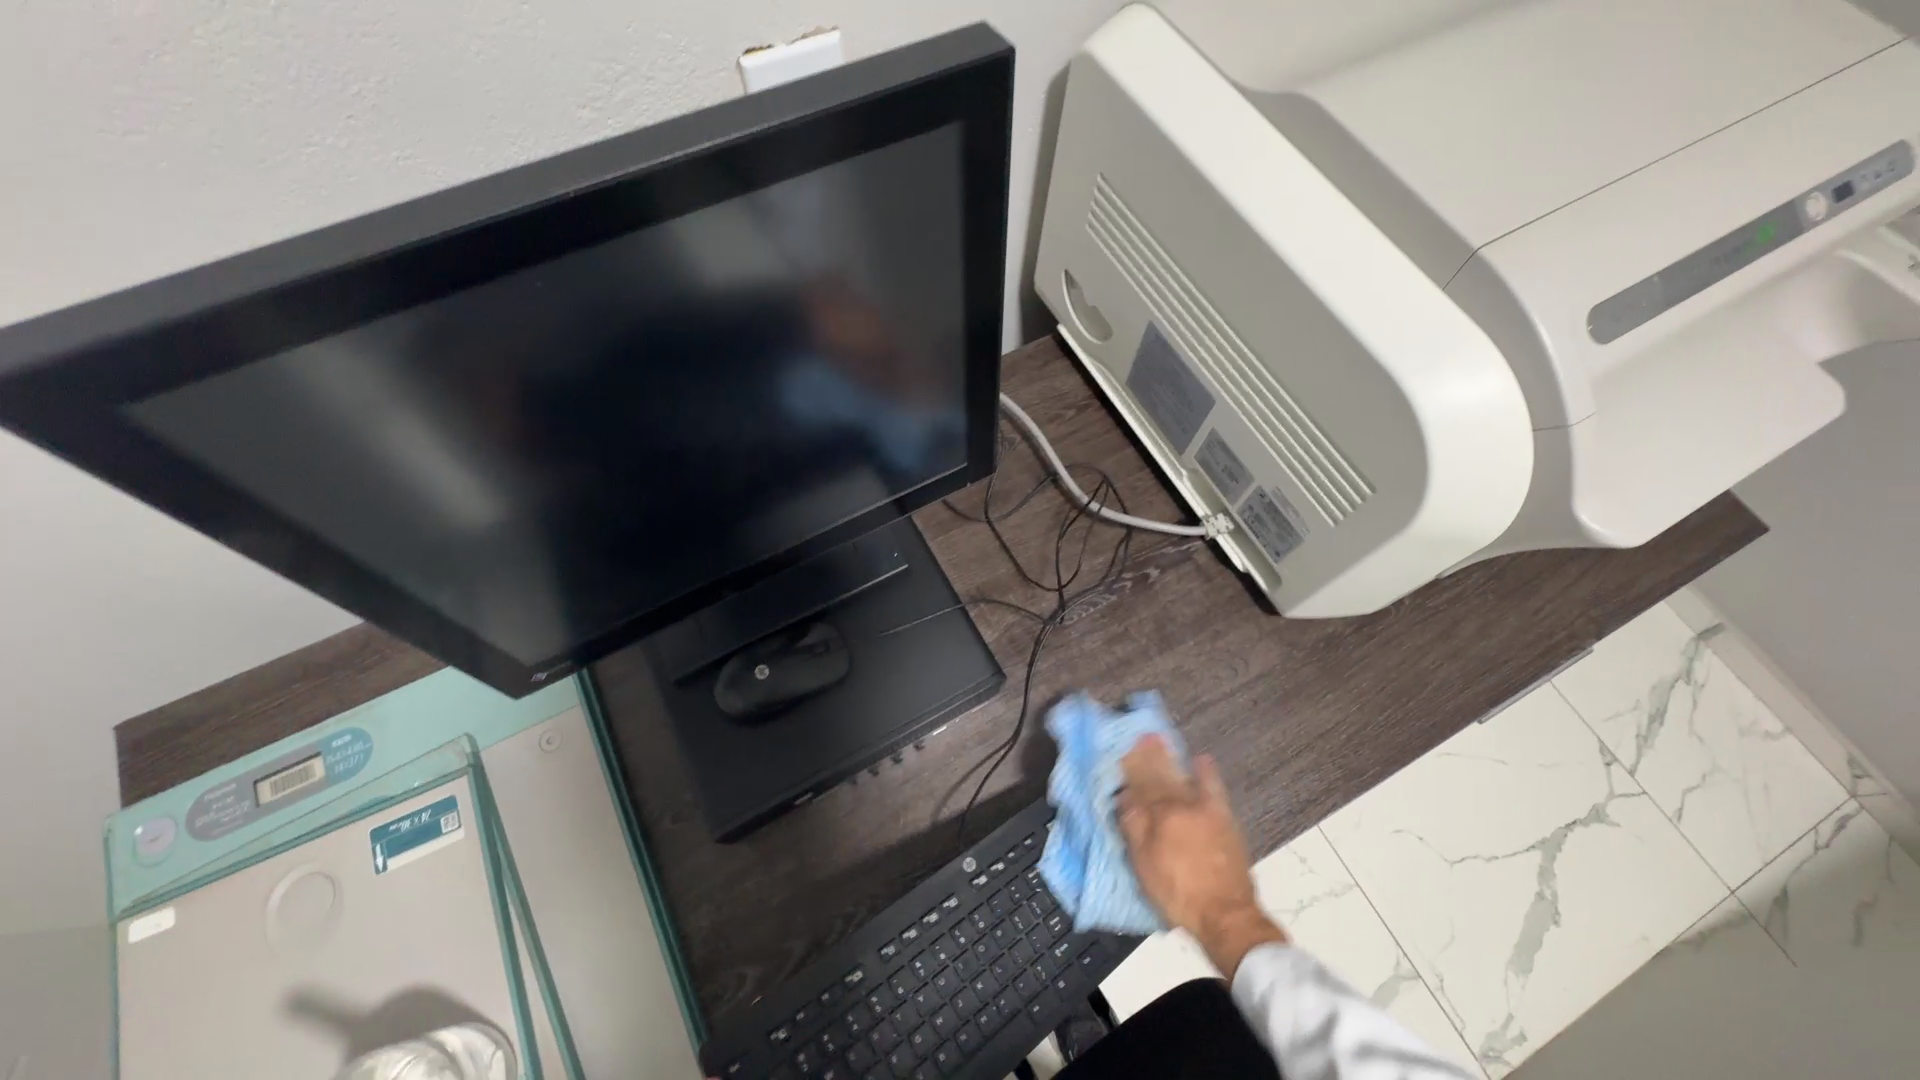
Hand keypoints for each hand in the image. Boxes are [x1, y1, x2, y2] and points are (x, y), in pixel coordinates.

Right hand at [1118, 736, 1285, 978]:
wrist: (1227, 915)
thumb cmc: (1179, 894)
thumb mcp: (1144, 865)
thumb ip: (1134, 826)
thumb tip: (1125, 797)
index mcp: (1162, 816)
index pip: (1141, 785)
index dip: (1130, 768)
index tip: (1121, 749)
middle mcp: (1185, 805)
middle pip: (1162, 776)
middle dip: (1149, 756)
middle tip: (1141, 736)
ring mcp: (1208, 810)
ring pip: (1184, 777)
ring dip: (1171, 759)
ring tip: (1160, 741)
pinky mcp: (1225, 820)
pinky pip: (1213, 788)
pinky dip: (1205, 772)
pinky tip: (1201, 760)